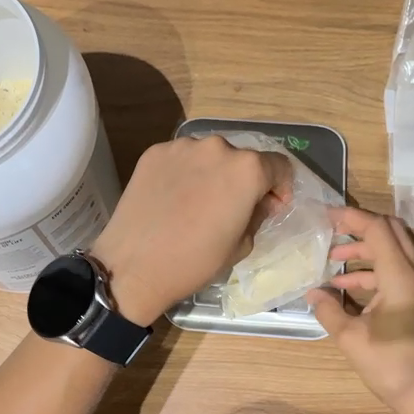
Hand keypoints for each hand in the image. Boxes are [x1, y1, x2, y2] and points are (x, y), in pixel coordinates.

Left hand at [92, 137, 291, 324]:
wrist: (133, 266)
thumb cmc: (195, 261)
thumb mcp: (241, 245)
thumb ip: (258, 215)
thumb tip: (259, 202)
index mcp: (247, 169)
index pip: (279, 166)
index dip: (280, 187)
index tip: (272, 204)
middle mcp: (217, 147)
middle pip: (242, 158)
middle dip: (244, 179)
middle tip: (233, 206)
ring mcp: (182, 146)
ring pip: (209, 155)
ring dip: (213, 173)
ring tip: (199, 202)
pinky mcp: (153, 153)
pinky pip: (181, 159)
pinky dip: (185, 172)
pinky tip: (174, 198)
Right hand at [306, 207, 413, 413]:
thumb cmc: (393, 365)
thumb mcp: (351, 338)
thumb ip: (329, 309)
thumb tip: (313, 293)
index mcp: (401, 275)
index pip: (377, 229)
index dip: (350, 218)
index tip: (325, 216)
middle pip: (391, 231)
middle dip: (360, 226)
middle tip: (331, 230)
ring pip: (395, 249)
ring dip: (366, 249)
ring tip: (333, 260)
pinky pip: (398, 269)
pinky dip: (374, 269)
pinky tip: (347, 286)